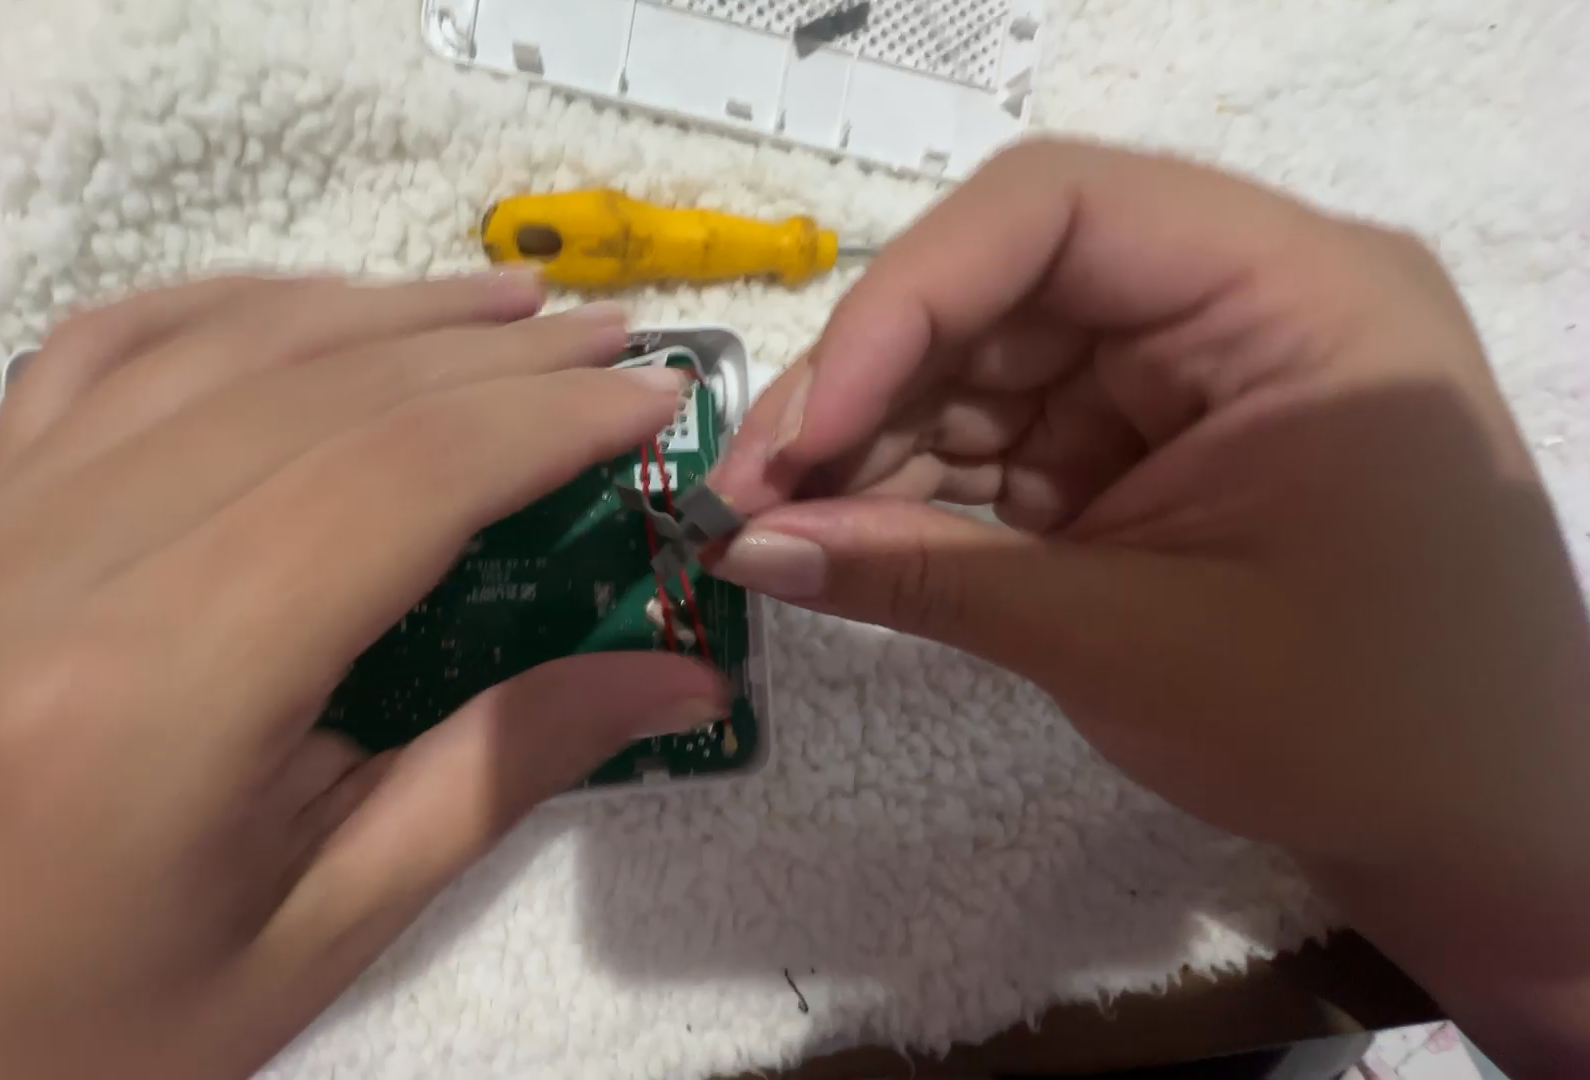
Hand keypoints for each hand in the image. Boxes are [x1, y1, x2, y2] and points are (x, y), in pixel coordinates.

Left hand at [0, 273, 724, 1078]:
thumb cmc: (119, 1027)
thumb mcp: (347, 914)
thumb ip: (519, 761)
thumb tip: (689, 681)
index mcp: (156, 692)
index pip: (398, 481)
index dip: (545, 420)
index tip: (650, 400)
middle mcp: (48, 567)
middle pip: (326, 396)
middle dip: (498, 357)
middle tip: (610, 344)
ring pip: (230, 349)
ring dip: (392, 310)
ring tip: (509, 305)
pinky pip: (114, 352)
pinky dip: (246, 306)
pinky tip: (333, 306)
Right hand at [710, 140, 1589, 1069]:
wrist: (1450, 820)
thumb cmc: (1350, 728)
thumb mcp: (1121, 644)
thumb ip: (919, 579)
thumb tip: (741, 550)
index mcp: (1283, 297)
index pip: (1053, 213)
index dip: (905, 303)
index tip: (811, 432)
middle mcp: (1202, 307)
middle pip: (974, 293)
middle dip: (845, 394)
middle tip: (742, 493)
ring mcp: (1137, 379)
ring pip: (945, 371)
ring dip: (845, 451)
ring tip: (760, 526)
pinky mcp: (1090, 446)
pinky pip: (956, 441)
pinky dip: (882, 490)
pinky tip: (823, 536)